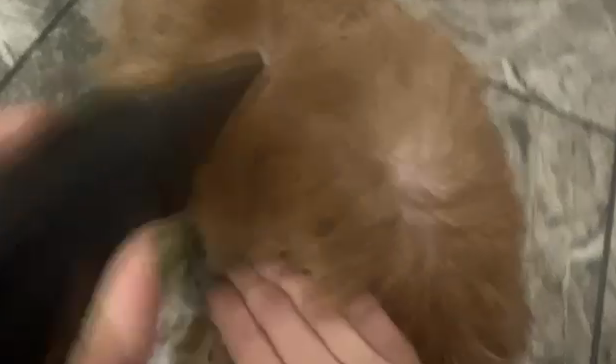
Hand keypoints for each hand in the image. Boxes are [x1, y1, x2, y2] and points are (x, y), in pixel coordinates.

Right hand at [210, 266, 419, 363]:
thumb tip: (242, 351)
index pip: (253, 351)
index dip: (231, 315)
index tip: (213, 288)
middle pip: (283, 320)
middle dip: (254, 288)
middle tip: (235, 266)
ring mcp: (369, 363)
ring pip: (322, 308)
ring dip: (292, 281)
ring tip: (269, 263)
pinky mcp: (402, 359)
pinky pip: (368, 314)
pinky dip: (342, 295)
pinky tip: (325, 280)